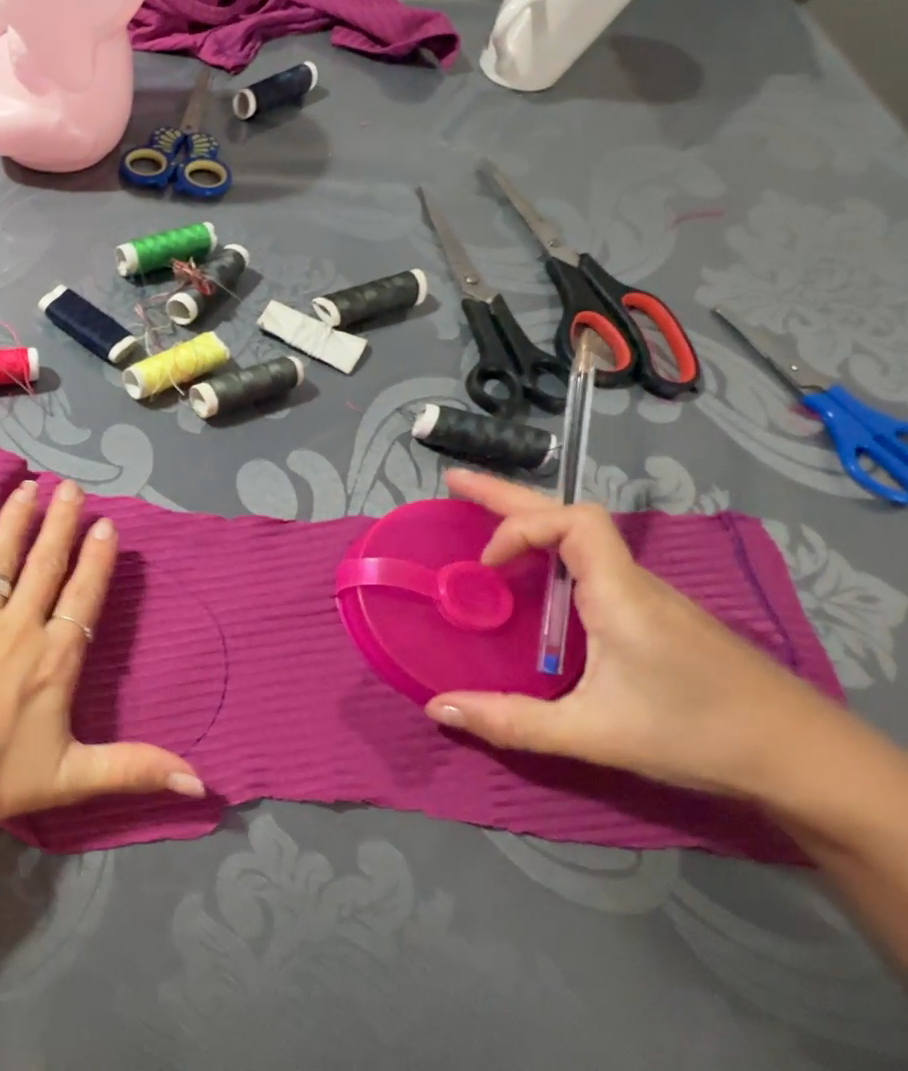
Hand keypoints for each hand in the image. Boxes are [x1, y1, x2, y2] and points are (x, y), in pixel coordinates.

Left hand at [0, 477, 203, 842]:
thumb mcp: (73, 777)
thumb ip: (135, 769)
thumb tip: (201, 784)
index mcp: (55, 659)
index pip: (83, 596)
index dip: (98, 559)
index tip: (107, 524)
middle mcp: (17, 629)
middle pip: (45, 566)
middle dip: (60, 523)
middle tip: (71, 487)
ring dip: (13, 520)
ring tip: (26, 487)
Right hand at [427, 468, 847, 798]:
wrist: (804, 758)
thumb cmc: (698, 736)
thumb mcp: (593, 735)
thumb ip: (512, 722)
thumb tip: (437, 707)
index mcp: (622, 596)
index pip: (572, 522)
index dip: (519, 529)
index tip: (486, 566)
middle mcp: (636, 586)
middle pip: (569, 517)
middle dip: (507, 498)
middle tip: (454, 484)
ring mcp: (652, 601)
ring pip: (585, 543)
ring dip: (530, 528)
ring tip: (481, 532)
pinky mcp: (659, 620)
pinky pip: (595, 569)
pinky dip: (551, 558)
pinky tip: (533, 585)